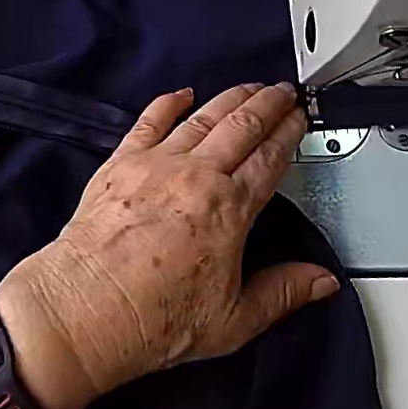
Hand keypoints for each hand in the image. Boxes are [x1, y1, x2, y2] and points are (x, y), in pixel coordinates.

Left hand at [0, 83, 338, 408]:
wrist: (88, 308)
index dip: (290, 133)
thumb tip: (319, 281)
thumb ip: (282, 293)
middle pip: (242, 126)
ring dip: (229, 99)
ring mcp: (155, 165)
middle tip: (282, 92)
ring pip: (202, 118)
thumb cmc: (152, 316)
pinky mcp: (120, 164)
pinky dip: (168, 104)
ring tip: (247, 89)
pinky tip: (181, 95)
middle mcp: (195, 176)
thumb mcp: (233, 319)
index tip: (300, 119)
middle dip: (268, 104)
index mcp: (229, 209)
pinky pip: (148, 122)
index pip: (271, 158)